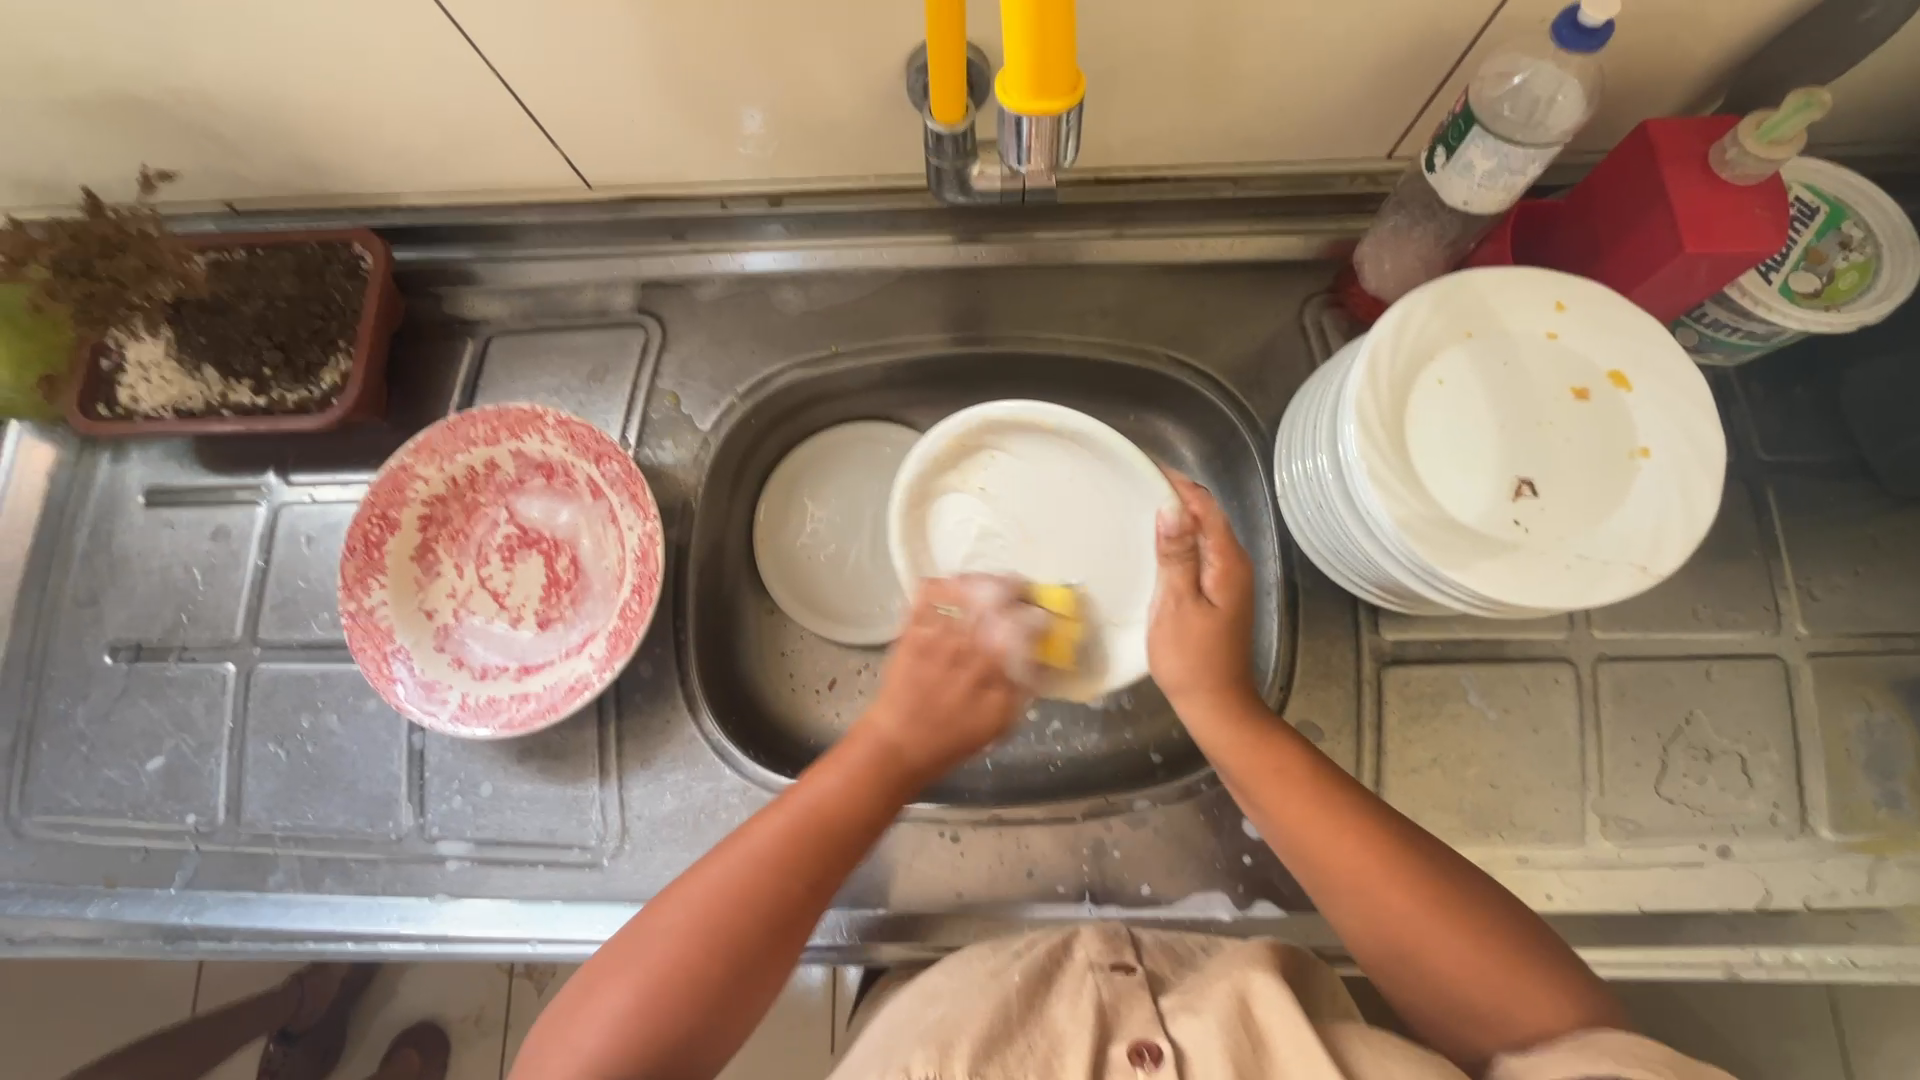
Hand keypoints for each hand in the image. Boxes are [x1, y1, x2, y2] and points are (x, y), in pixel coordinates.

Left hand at [855, 576, 1041, 783]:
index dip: (1039, 617)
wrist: (901, 741)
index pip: (1028, 628)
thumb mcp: (1002, 720)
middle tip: (1020, 591)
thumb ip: (1024, 686)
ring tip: (991, 585)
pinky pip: (930, 592)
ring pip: (966, 589)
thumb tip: (1042, 657)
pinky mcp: (913, 627)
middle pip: (998, 599)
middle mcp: (970, 647)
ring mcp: (938, 634)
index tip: (1041, 617)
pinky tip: (957, 587)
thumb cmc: (955, 737)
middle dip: (1015, 588)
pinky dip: (946, 583)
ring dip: (984, 581)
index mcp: (997, 670)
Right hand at [1149, 469, 1257, 716]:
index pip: (1205, 506)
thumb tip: (1171, 508)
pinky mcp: (1219, 591)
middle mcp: (1234, 563)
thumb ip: (1176, 556)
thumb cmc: (1191, 659)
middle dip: (1174, 494)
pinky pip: (1199, 551)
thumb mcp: (1176, 605)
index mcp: (1227, 562)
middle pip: (1207, 515)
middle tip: (1132, 482)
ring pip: (1203, 532)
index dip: (1177, 483)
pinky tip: (1154, 542)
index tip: (1142, 467)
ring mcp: (1229, 578)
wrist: (1215, 704)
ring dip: (1175, 515)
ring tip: (1137, 503)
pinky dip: (1178, 539)